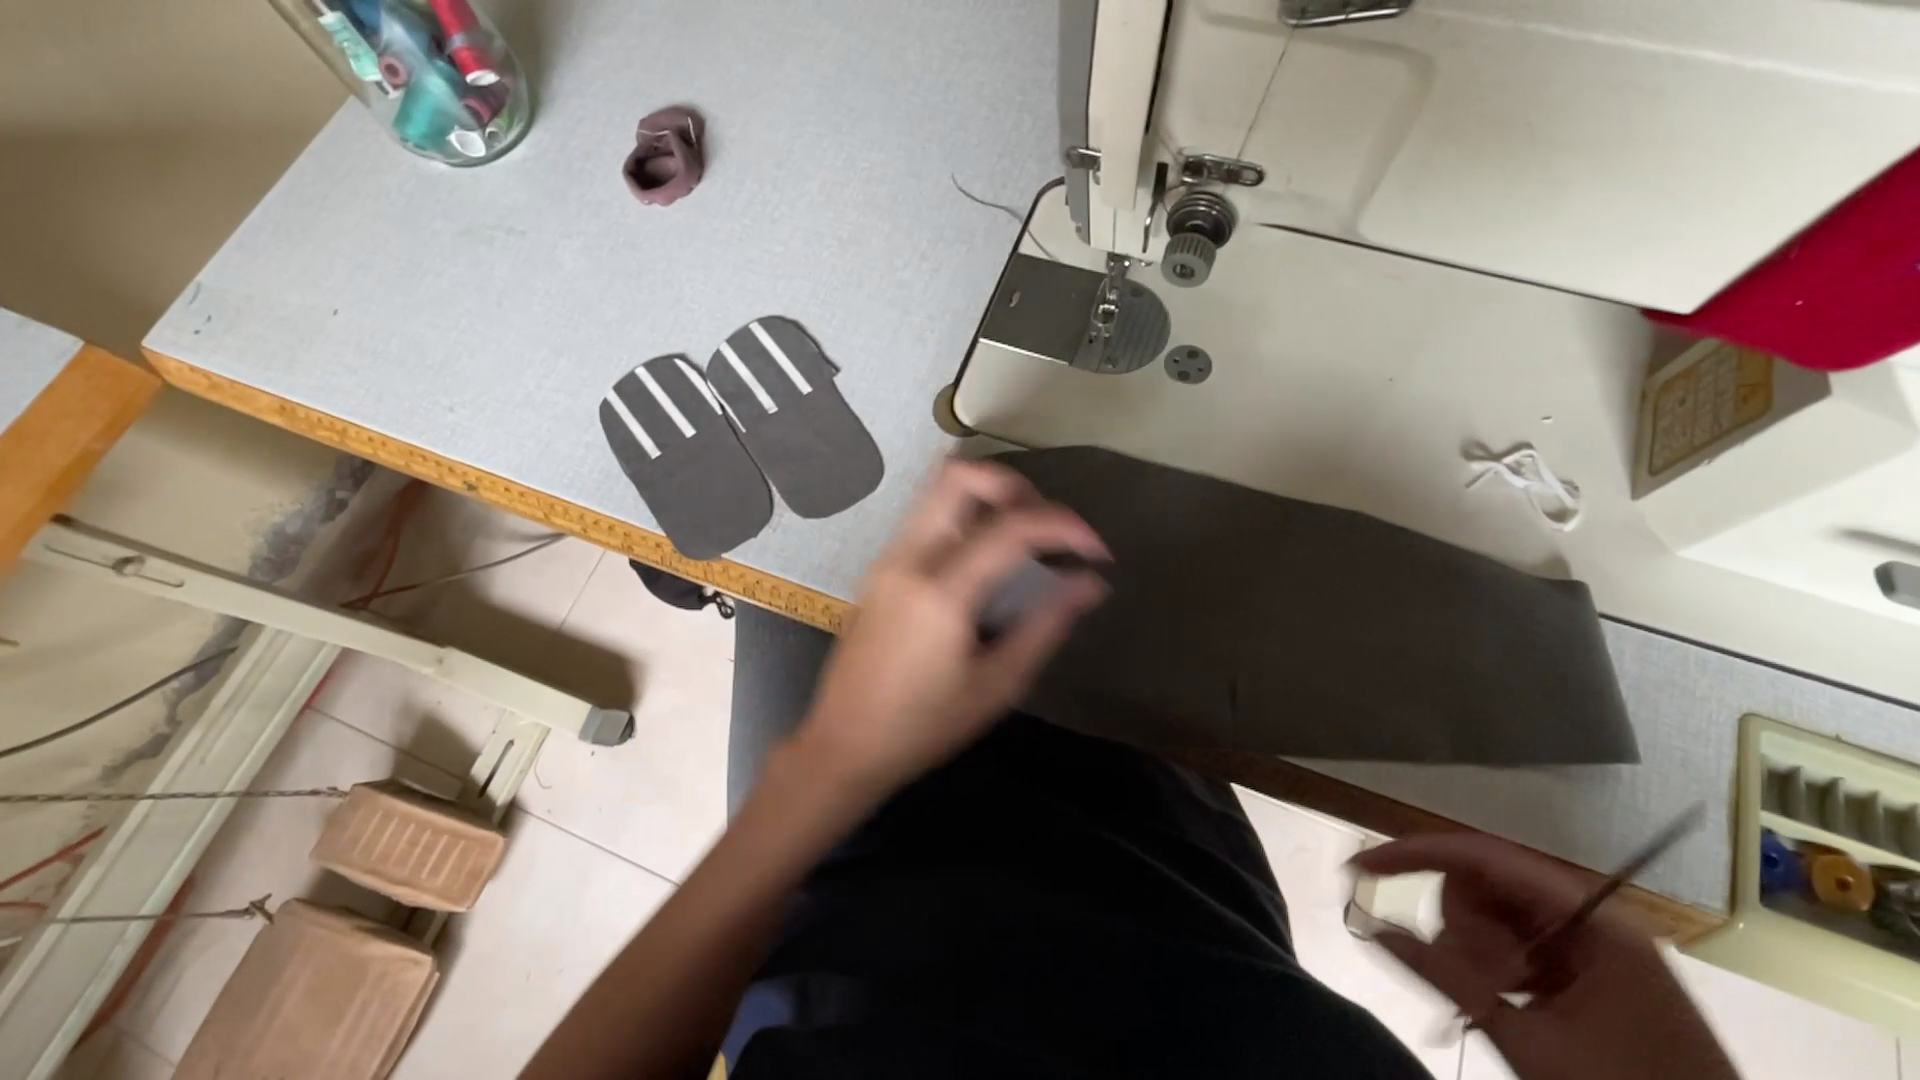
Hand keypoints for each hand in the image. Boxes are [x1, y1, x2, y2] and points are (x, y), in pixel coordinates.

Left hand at [794, 459, 1108, 795]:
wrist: (842, 746)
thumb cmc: (923, 727)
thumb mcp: (996, 686)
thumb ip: (1045, 626)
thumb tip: (1090, 584)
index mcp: (940, 591)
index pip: (1011, 528)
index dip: (1064, 526)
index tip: (1096, 550)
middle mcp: (908, 559)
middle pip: (959, 477)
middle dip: (1015, 487)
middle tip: (1047, 526)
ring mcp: (886, 560)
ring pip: (937, 491)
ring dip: (987, 497)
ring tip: (1022, 539)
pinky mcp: (878, 570)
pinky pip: (925, 518)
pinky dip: (964, 519)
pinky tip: (986, 563)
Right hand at [1350, 835, 1738, 1079]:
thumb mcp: (1531, 1043)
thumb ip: (1449, 978)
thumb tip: (1371, 927)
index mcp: (1591, 920)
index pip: (1483, 857)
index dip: (1415, 854)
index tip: (1358, 868)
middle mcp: (1590, 917)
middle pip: (1486, 885)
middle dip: (1461, 925)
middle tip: (1473, 979)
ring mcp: (1590, 944)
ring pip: (1495, 915)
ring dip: (1476, 951)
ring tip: (1499, 1002)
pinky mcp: (1586, 972)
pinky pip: (1516, 945)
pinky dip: (1495, 968)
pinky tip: (1509, 1004)